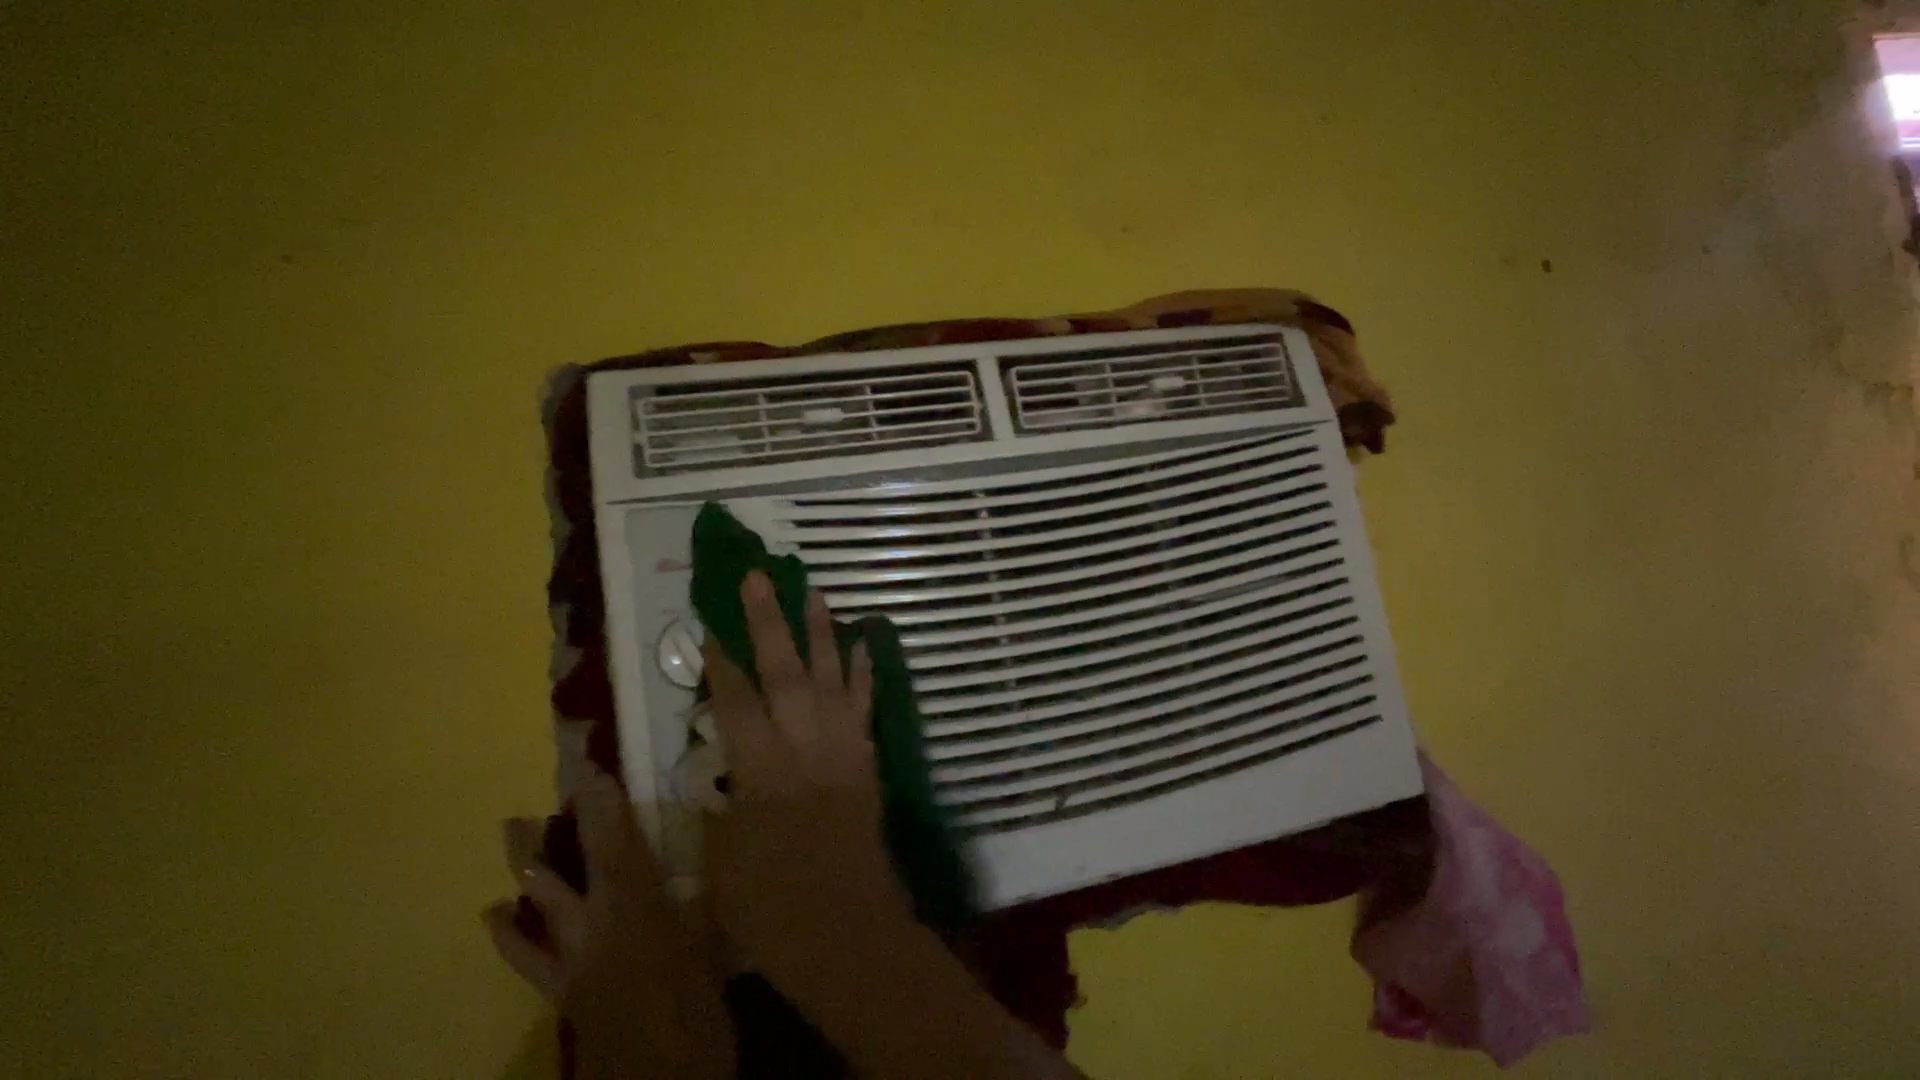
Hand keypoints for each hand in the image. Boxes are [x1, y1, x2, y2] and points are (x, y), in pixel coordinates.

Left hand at [483, 770, 733, 1078]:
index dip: (603, 801)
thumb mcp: (713, 950)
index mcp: (639, 905)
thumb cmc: (696, 1014)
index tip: (592, 765)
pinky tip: (492, 914)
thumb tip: (708, 865)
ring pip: (540, 898)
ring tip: (514, 828)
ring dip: (526, 861)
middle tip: (562, 782)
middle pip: (574, 861)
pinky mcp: (561, 987)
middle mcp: (598, 920)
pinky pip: (526, 956)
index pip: (617, 840)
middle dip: (567, 820)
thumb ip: (702, 904)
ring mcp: (574, 954)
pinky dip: (507, 933)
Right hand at [701, 573, 913, 992]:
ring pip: (831, 676)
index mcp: (760, 770)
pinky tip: (865, 642)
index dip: (720, 660)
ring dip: (821, 631)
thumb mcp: (723, 864)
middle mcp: (803, 746)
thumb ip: (720, 808)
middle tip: (758, 576)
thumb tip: (718, 772)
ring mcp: (842, 750)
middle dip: (768, 620)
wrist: (850, 936)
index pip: (734, 700)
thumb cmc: (774, 911)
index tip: (710, 622)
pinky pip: (867, 705)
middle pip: (784, 671)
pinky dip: (865, 672)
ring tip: (813, 590)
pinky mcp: (868, 762)